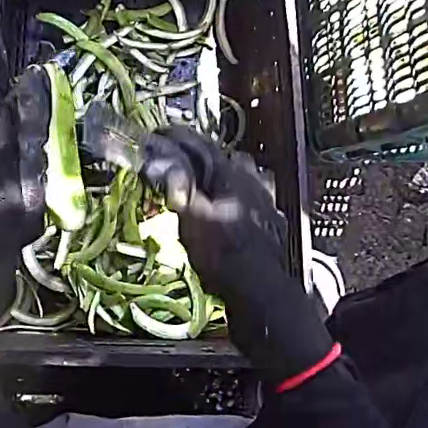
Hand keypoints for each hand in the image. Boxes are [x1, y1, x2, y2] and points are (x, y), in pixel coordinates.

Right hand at [141, 128, 333, 384]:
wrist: (259, 292)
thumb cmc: (222, 253)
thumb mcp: (190, 218)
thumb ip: (178, 188)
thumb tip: (164, 164)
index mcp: (230, 172)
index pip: (198, 143)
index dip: (174, 138)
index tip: (158, 135)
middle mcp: (252, 180)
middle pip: (221, 159)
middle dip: (201, 160)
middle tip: (179, 167)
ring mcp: (264, 201)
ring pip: (238, 179)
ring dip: (219, 181)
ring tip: (200, 192)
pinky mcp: (269, 222)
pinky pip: (246, 201)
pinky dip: (232, 203)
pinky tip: (223, 216)